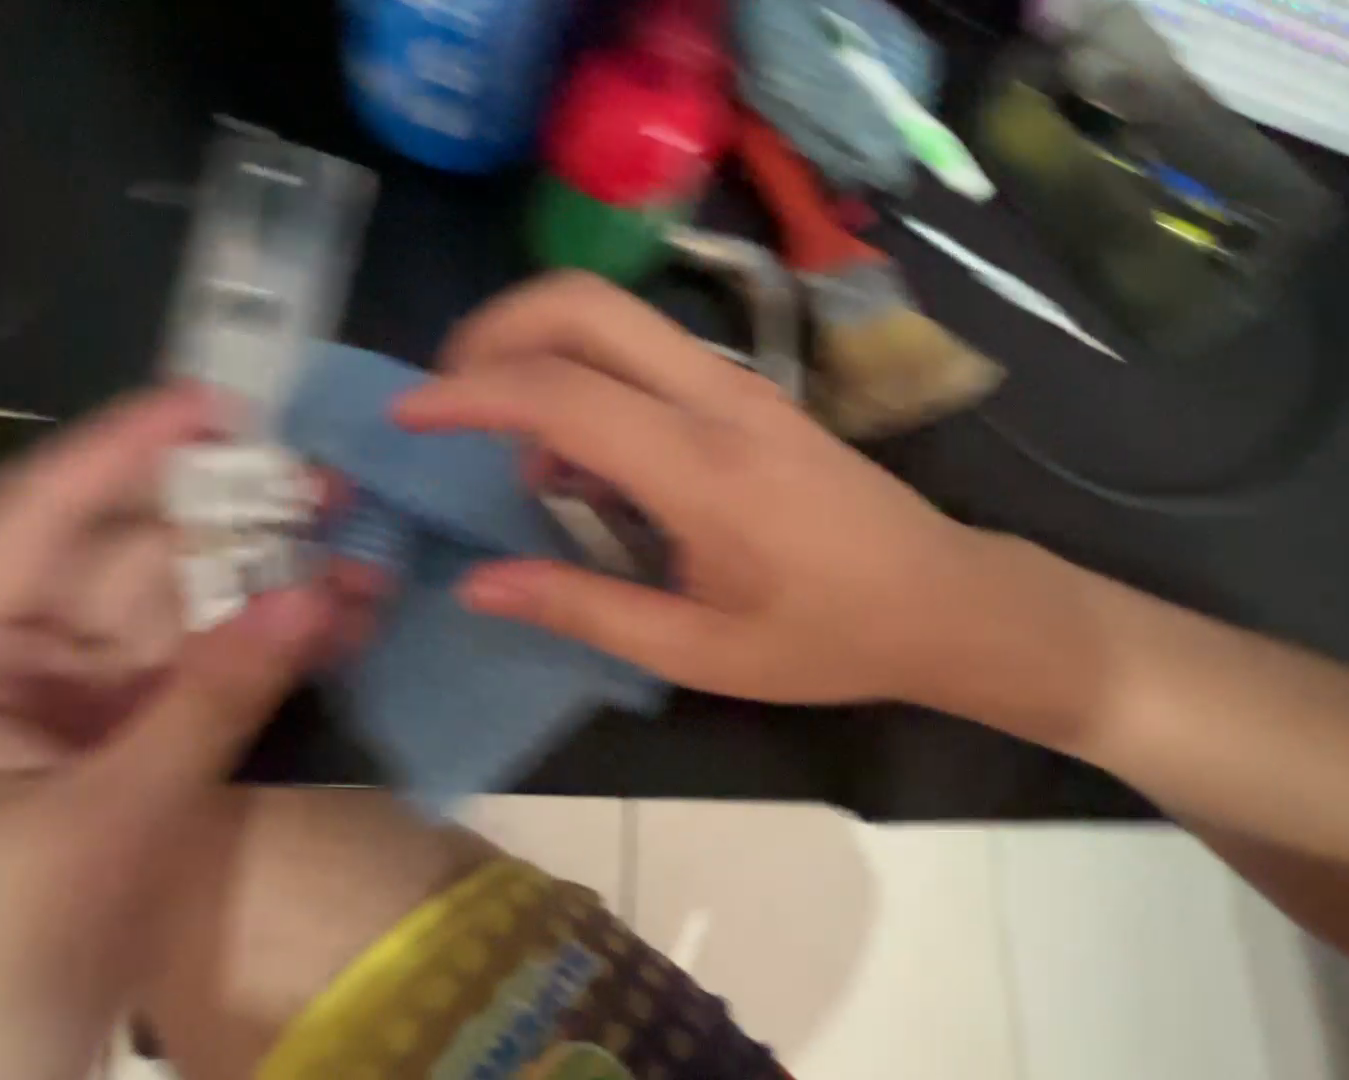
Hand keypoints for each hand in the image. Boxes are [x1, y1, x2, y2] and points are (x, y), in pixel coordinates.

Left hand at [0, 384, 337, 1079]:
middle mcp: (20, 664)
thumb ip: (214, 699)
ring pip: (191, 621)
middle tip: (330, 491)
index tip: (217, 406)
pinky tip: (346, 628)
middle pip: (136, 565)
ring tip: (363, 563)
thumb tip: (319, 596)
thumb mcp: (99, 817)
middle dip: (237, 527)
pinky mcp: (144, 750)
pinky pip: (216, 680)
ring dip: (276, 592)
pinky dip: (278, 656)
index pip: (37, 522)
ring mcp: (90, 709)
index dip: (125, 454)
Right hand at [395, 273, 1090, 725]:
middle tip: (447, 396)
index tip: (405, 414)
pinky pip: (645, 354)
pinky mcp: (750, 391)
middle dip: (494, 330)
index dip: (467, 394)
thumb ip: (583, 609)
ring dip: (539, 353)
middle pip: (585, 303)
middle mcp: (718, 399)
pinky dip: (586, 378)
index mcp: (701, 469)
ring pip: (615, 317)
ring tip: (514, 452)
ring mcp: (740, 384)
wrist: (944, 598)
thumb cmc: (825, 639)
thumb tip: (478, 583)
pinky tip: (584, 462)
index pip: (560, 392)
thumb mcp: (697, 652)